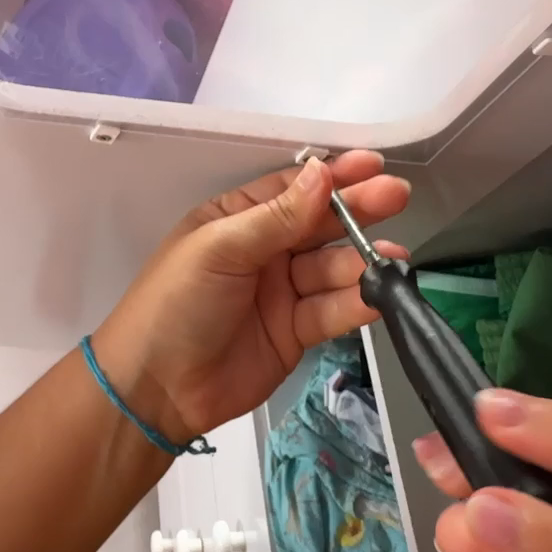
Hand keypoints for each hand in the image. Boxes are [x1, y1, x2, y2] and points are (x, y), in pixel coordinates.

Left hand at [90, 153, 410, 444]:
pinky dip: (356, 302)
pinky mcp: (295, 332)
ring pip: (330, 266)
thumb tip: (321, 172)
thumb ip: (276, 217)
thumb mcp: (220, 248)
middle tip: (396, 195)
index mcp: (237, 218)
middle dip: (357, 210)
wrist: (155, 387)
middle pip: (318, 224)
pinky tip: (381, 293)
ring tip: (394, 256)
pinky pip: (331, 309)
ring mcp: (281, 290)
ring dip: (362, 259)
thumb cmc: (176, 302)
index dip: (332, 176)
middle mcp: (263, 249)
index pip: (292, 189)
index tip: (372, 164)